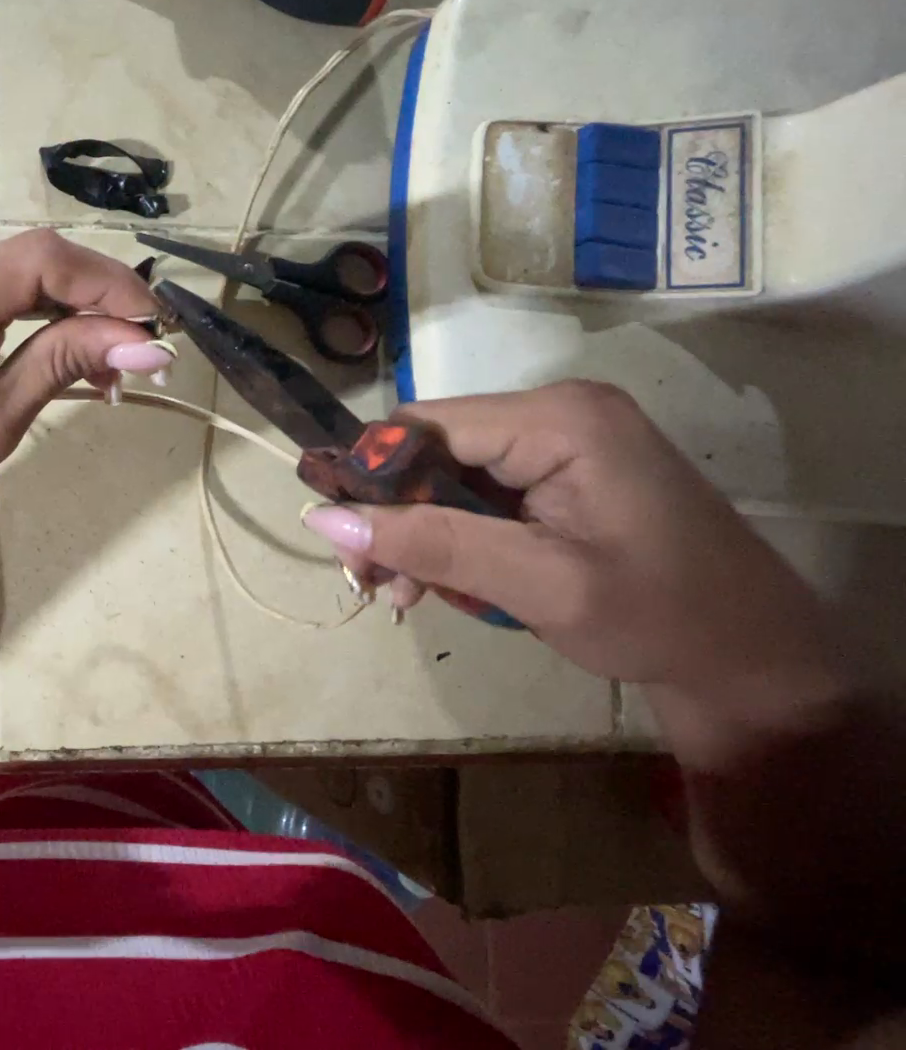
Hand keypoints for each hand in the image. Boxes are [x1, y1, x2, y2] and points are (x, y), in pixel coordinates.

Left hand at [0, 229, 169, 552]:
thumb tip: (147, 345)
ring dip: (75, 311)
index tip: (157, 328)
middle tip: (145, 353)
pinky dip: (41, 319)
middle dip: (98, 301)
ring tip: (117, 364)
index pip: (39, 261)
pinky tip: (76, 353)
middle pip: (34, 261)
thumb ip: (64, 365)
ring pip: (21, 275)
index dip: (108, 285)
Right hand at [300, 381, 829, 687]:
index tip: (351, 548)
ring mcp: (554, 443)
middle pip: (424, 450)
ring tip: (405, 593)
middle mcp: (551, 414)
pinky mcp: (554, 474)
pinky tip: (437, 581)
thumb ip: (430, 544)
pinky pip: (467, 494)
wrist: (750, 658)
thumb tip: (322, 520)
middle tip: (374, 583)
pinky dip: (443, 538)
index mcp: (557, 421)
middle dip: (389, 517)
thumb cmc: (658, 617)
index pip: (418, 427)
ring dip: (411, 535)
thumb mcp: (537, 583)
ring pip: (437, 477)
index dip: (371, 481)